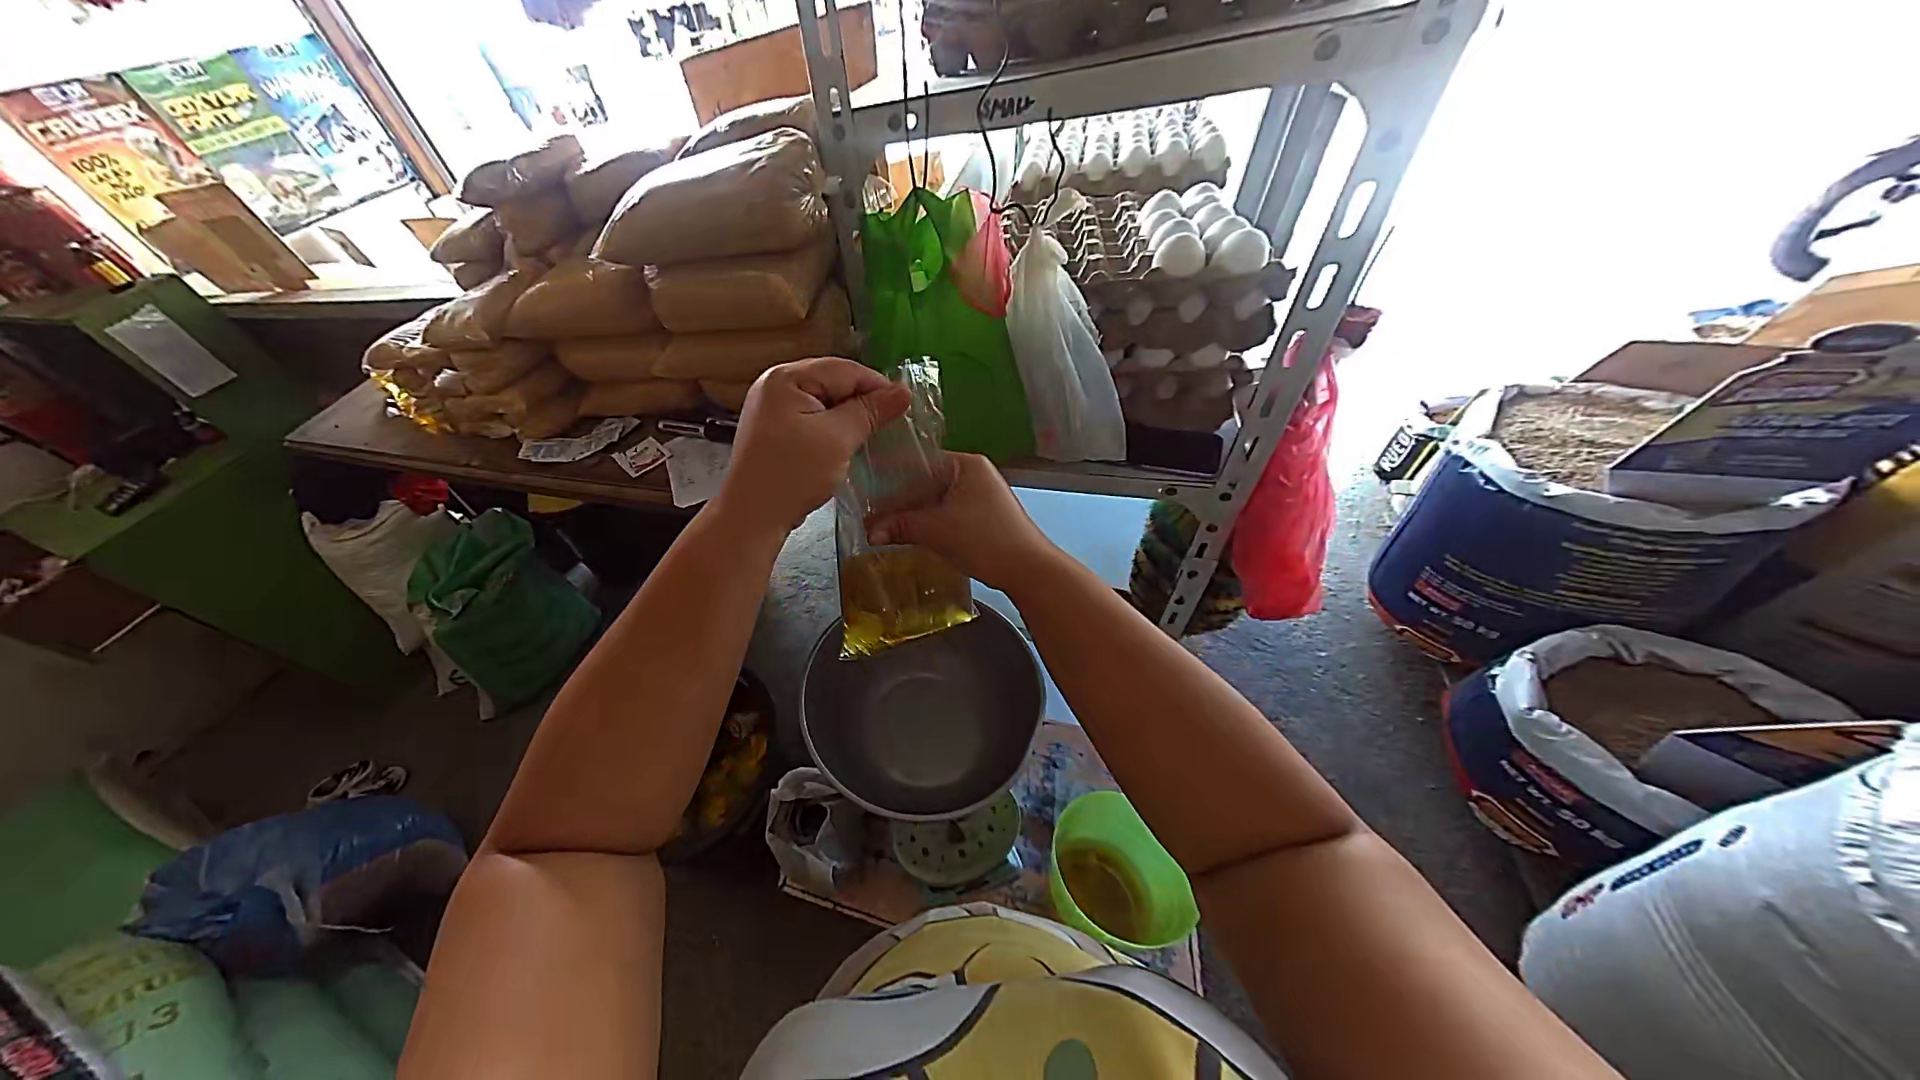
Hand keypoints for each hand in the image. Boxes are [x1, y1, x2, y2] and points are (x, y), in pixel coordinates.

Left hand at [713, 357, 910, 534]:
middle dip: (863, 400)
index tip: (904, 406)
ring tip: (872, 433)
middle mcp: (774, 384)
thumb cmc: (794, 475)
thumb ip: (870, 411)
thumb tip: (903, 391)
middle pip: (833, 381)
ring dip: (849, 415)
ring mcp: (771, 407)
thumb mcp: (838, 439)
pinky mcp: (774, 429)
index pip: (844, 369)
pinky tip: (847, 442)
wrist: (752, 516)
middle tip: (891, 421)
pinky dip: (832, 426)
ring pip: (824, 400)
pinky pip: (812, 416)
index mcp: (786, 378)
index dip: (877, 385)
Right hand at [866, 453, 1064, 592]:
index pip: (919, 461)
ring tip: (882, 524)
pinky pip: (946, 513)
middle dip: (899, 500)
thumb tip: (869, 531)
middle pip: (926, 481)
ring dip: (912, 514)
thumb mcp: (936, 530)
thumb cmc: (985, 540)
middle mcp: (974, 473)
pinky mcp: (982, 517)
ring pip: (935, 500)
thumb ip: (899, 525)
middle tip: (868, 512)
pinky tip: (908, 533)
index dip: (890, 476)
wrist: (1028, 570)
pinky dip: (928, 522)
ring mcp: (980, 496)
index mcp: (966, 464)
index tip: (865, 487)